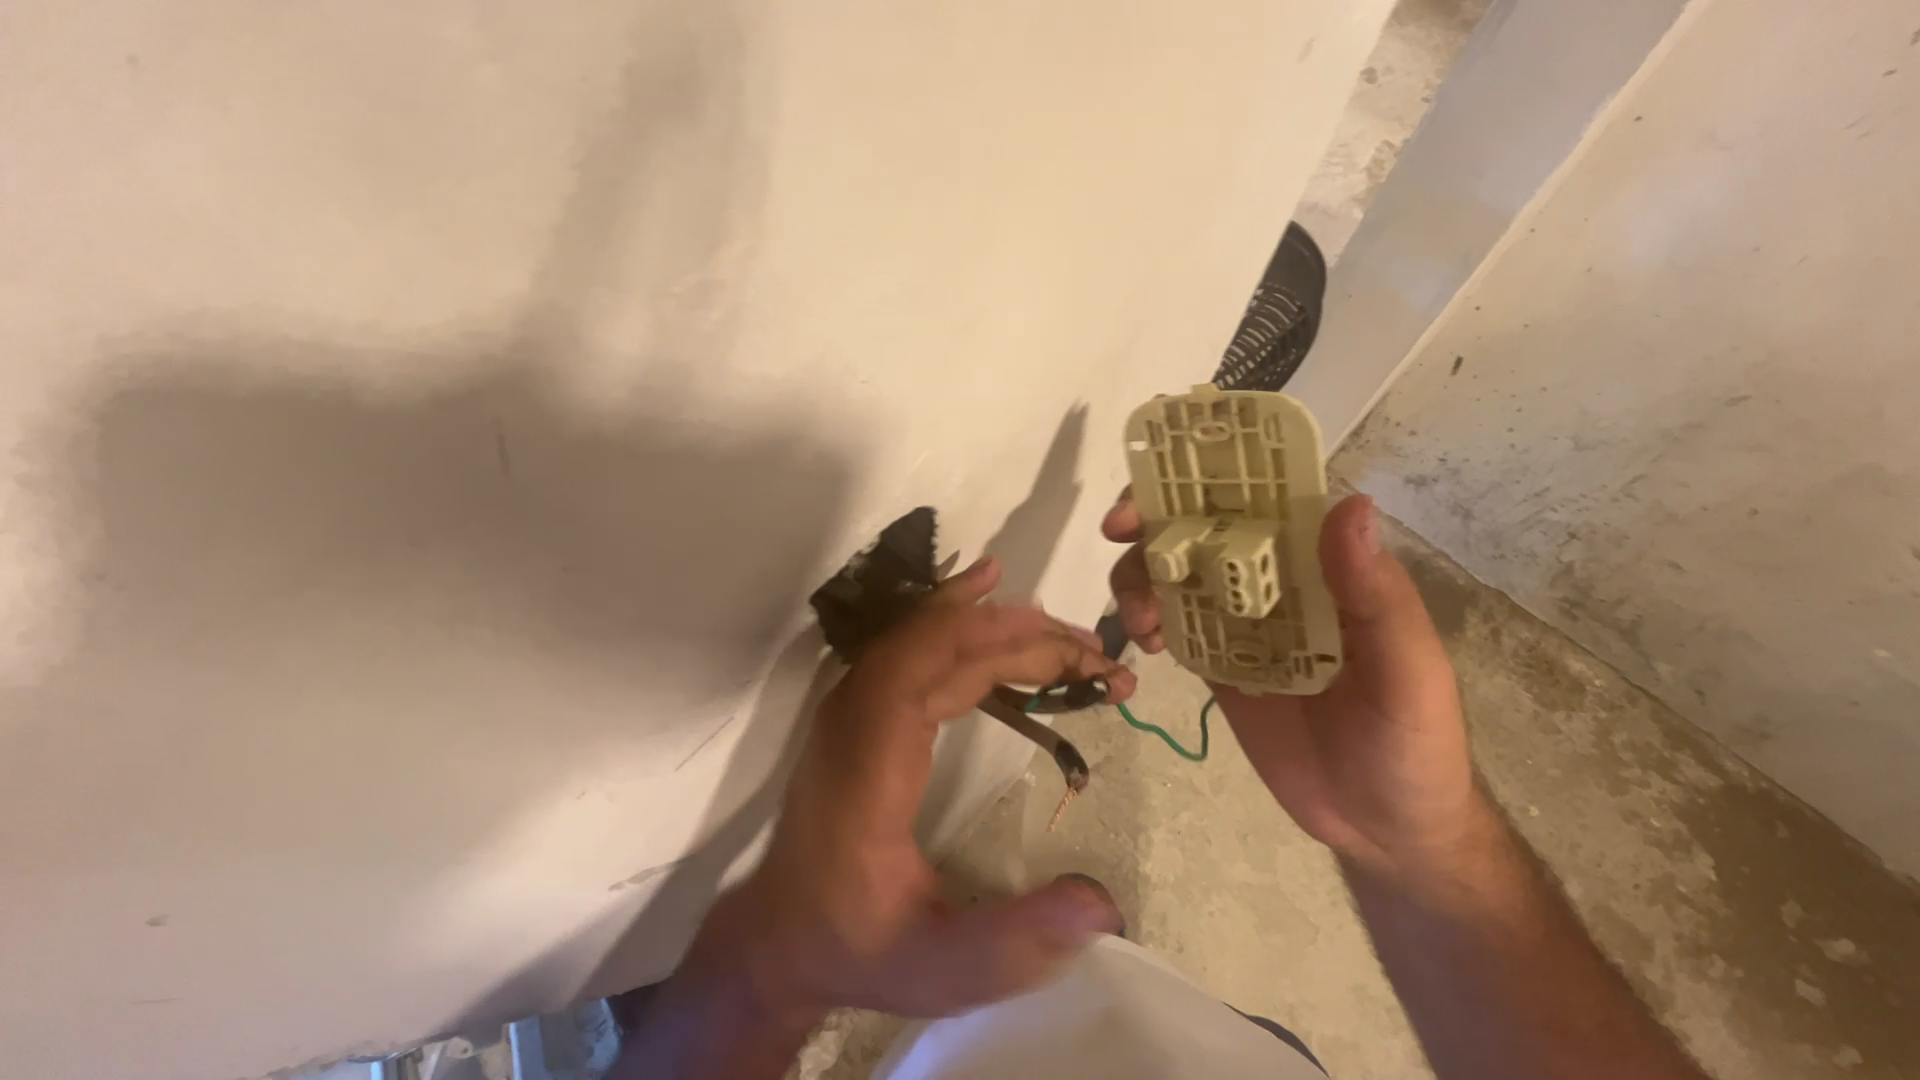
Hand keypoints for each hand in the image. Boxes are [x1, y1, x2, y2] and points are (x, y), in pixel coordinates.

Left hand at [694, 556, 1134, 1019]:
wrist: (780, 937)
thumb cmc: (857, 944)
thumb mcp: (939, 966)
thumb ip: (1018, 939)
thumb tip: (1103, 905)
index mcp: (870, 764)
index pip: (935, 668)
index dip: (1008, 650)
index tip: (1079, 664)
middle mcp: (854, 717)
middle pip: (938, 642)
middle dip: (1022, 636)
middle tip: (1096, 654)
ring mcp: (851, 708)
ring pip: (923, 635)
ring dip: (995, 625)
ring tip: (1064, 632)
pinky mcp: (858, 711)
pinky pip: (909, 646)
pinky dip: (953, 616)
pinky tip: (982, 595)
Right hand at [1104, 490, 1476, 882]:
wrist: (1382, 829)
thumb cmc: (1412, 745)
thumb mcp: (1408, 671)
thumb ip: (1376, 595)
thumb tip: (1348, 505)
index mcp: (1328, 569)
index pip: (1267, 500)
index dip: (1211, 478)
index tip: (1160, 483)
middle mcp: (1282, 584)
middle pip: (1208, 530)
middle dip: (1155, 522)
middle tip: (1118, 535)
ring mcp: (1246, 625)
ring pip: (1180, 575)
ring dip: (1144, 577)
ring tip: (1141, 619)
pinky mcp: (1220, 665)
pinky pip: (1176, 627)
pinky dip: (1149, 621)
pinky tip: (1149, 644)